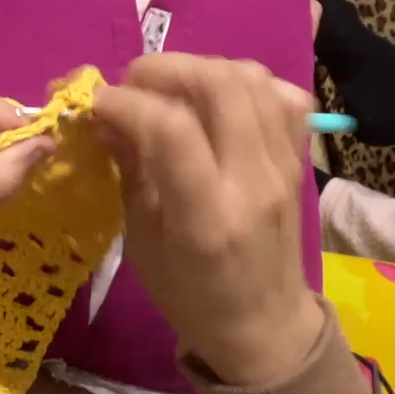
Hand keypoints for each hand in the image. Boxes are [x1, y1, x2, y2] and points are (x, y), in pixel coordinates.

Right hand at [94, 54, 322, 387]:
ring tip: (169, 88)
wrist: (263, 325)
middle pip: (220, 85)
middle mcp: (252, 183)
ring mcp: (283, 168)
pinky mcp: (298, 160)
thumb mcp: (141, 243)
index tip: (96, 103)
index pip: (171, 128)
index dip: (126, 101)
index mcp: (205, 217)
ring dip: (201, 68)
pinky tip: (217, 99)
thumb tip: (105, 115)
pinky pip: (283, 96)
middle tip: (131, 85)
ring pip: (252, 80)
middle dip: (164, 69)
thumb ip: (129, 171)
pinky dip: (246, 83)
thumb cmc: (189, 295)